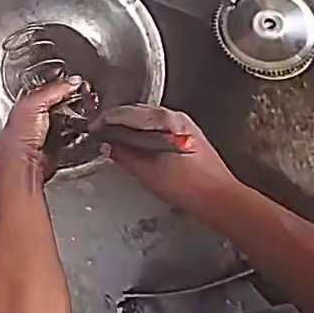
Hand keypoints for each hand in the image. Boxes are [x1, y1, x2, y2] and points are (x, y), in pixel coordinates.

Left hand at [0, 77, 85, 184]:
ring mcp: (46, 131)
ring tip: (89, 107)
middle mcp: (36, 116)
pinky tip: (84, 126)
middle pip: (59, 101)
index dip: (62, 82)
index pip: (47, 87)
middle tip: (86, 93)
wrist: (24, 164)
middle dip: (73, 97)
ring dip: (78, 113)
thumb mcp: (35, 104)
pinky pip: (71, 133)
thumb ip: (54, 90)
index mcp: (27, 102)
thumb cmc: (20, 135)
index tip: (76, 80)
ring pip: (67, 117)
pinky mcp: (56, 145)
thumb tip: (72, 81)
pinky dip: (79, 129)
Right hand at [91, 105, 241, 214]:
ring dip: (128, 128)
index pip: (128, 112)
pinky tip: (134, 147)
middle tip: (99, 133)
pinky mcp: (186, 138)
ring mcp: (183, 126)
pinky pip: (157, 129)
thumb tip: (108, 145)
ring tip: (112, 140)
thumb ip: (125, 155)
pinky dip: (141, 134)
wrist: (220, 200)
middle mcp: (176, 117)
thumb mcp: (148, 172)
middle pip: (138, 112)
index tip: (94, 128)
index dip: (107, 120)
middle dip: (116, 121)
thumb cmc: (189, 186)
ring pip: (147, 121)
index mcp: (167, 120)